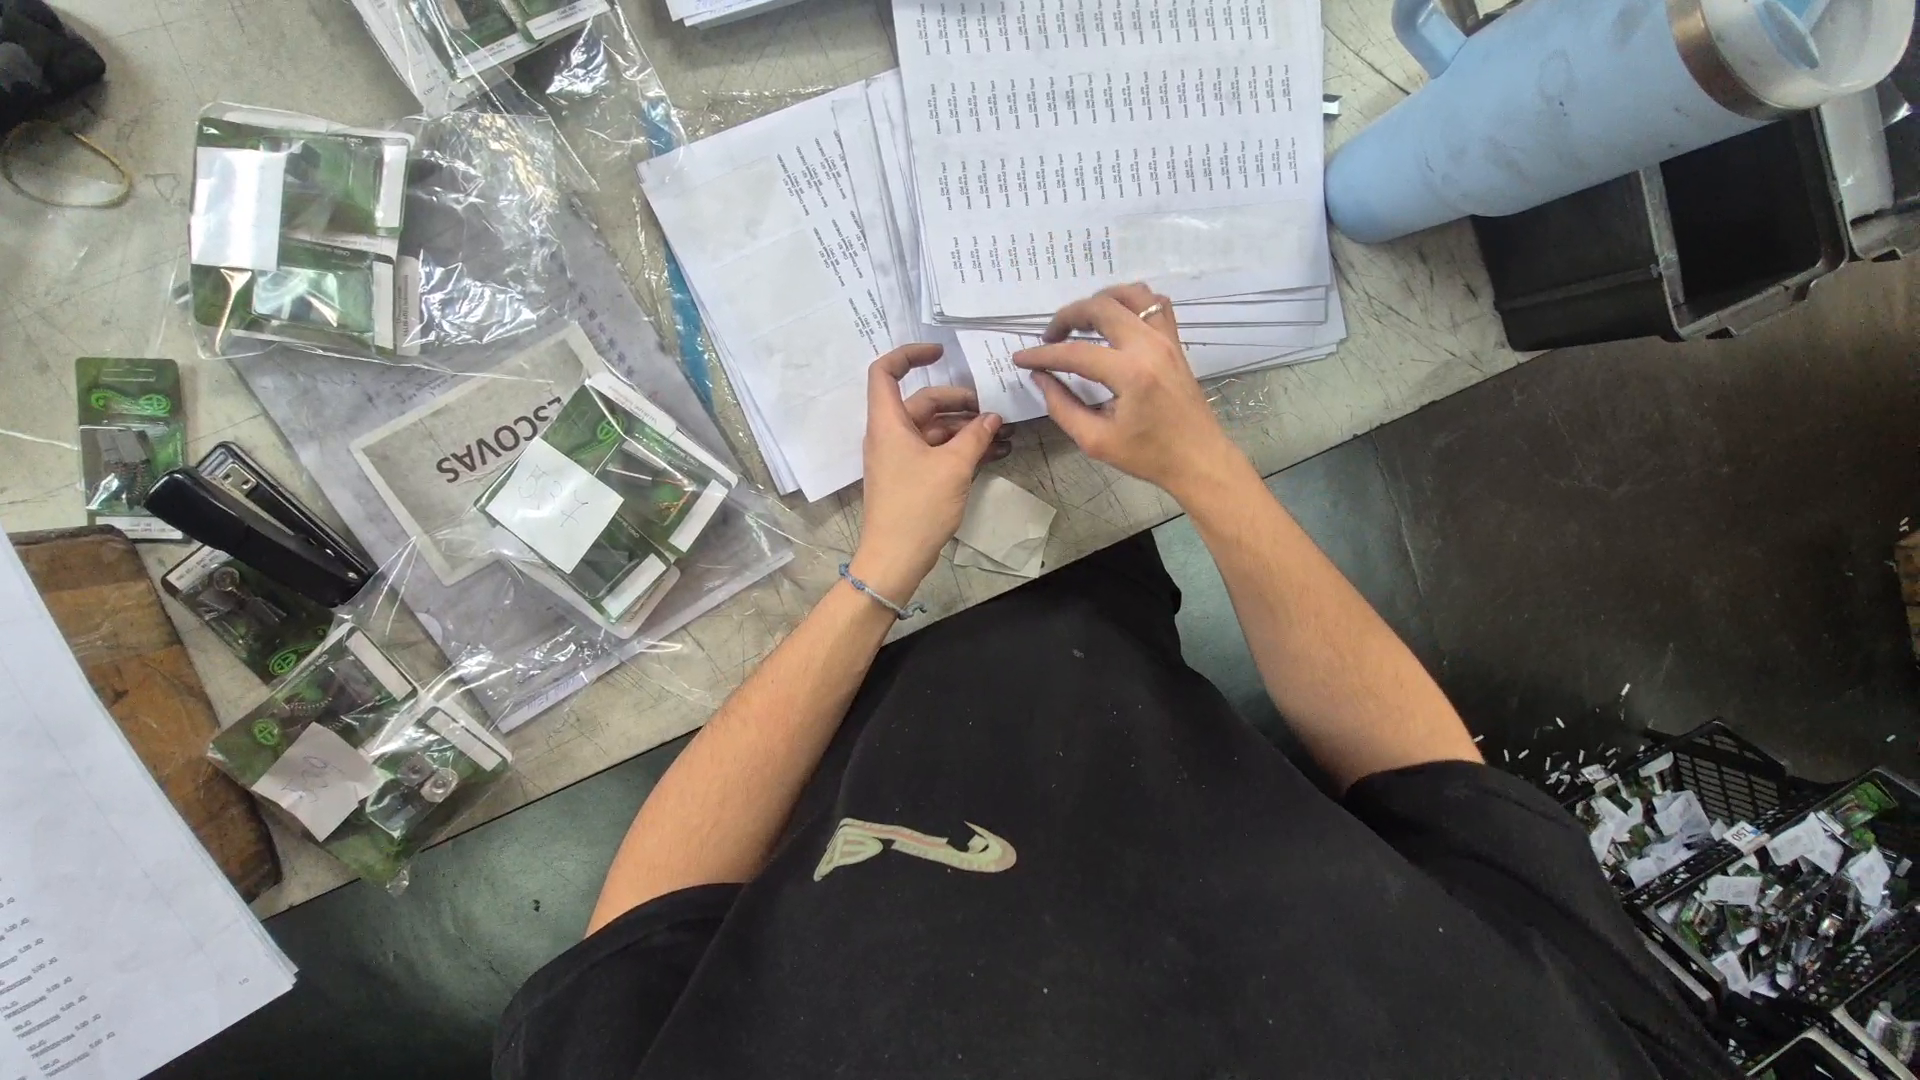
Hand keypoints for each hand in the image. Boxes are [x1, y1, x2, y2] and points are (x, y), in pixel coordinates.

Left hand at [851, 343, 1005, 601]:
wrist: (895, 558)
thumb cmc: (918, 507)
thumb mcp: (953, 467)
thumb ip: (975, 437)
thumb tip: (992, 418)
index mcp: (888, 423)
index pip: (885, 372)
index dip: (909, 354)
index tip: (941, 352)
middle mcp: (889, 435)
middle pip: (920, 402)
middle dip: (956, 401)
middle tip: (989, 410)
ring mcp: (898, 458)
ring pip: (931, 428)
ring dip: (962, 428)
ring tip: (998, 434)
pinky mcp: (908, 478)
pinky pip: (933, 451)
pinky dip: (957, 448)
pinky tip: (988, 453)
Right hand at [1012, 283, 1248, 501]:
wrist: (1198, 459)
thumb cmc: (1147, 456)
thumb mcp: (1096, 441)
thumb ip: (1062, 407)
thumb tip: (1040, 378)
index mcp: (1130, 374)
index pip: (1075, 353)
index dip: (1042, 355)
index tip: (1021, 358)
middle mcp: (1150, 346)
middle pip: (1101, 307)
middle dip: (1067, 316)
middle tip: (1050, 337)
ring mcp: (1167, 340)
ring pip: (1131, 294)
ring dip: (1101, 300)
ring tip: (1082, 322)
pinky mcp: (1175, 342)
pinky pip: (1154, 304)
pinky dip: (1130, 303)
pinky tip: (1115, 320)